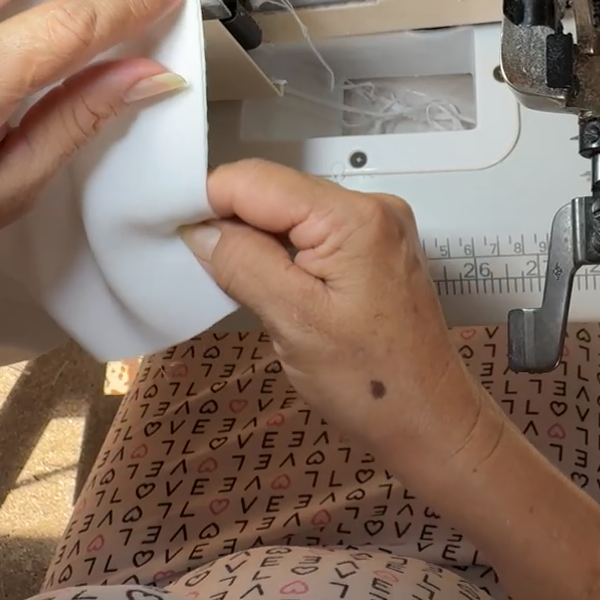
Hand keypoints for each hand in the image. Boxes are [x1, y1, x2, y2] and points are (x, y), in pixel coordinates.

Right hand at [181, 160, 497, 475]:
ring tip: (231, 280)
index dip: (206, 200)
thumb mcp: (294, 323)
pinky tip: (269, 283)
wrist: (431, 419)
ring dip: (256, 239)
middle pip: (275, 192)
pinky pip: (314, 231)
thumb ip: (242, 263)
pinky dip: (283, 251)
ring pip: (291, 212)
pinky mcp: (376, 246)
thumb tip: (198, 228)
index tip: (168, 231)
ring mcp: (378, 224)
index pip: (257, 181)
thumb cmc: (370, 383)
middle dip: (230, 221)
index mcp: (354, 216)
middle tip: (195, 263)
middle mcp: (371, 205)